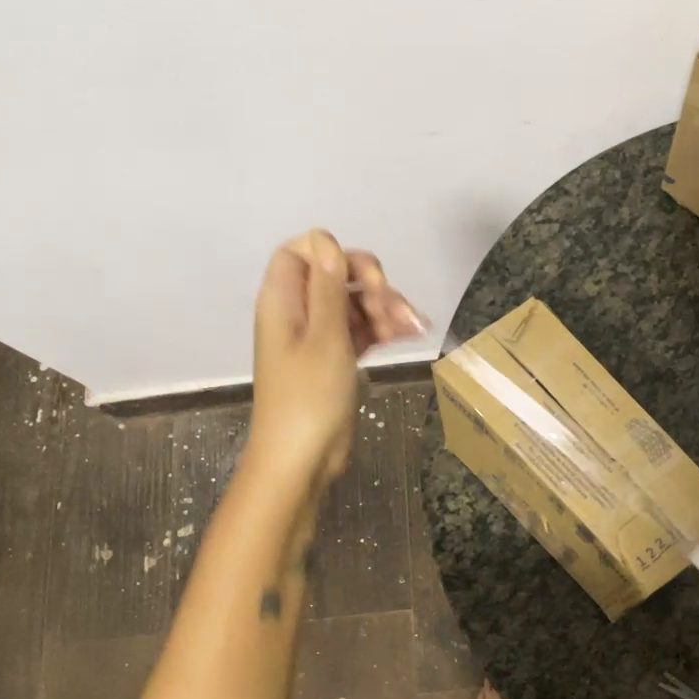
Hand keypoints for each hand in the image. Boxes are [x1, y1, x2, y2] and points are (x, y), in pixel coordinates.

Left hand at [250, 230, 424, 483]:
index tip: (362, 276)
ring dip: (385, 309)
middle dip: (371, 284)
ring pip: (354, 304)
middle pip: (335, 275)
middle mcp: (298, 313)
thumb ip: (329, 287)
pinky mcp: (335, 361)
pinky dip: (384, 330)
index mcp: (283, 300)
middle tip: (394, 306)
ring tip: (415, 328)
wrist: (301, 459)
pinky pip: (361, 331)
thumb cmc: (309, 396)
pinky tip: (412, 335)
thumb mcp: (325, 337)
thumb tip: (326, 239)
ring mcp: (317, 338)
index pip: (302, 251)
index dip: (334, 253)